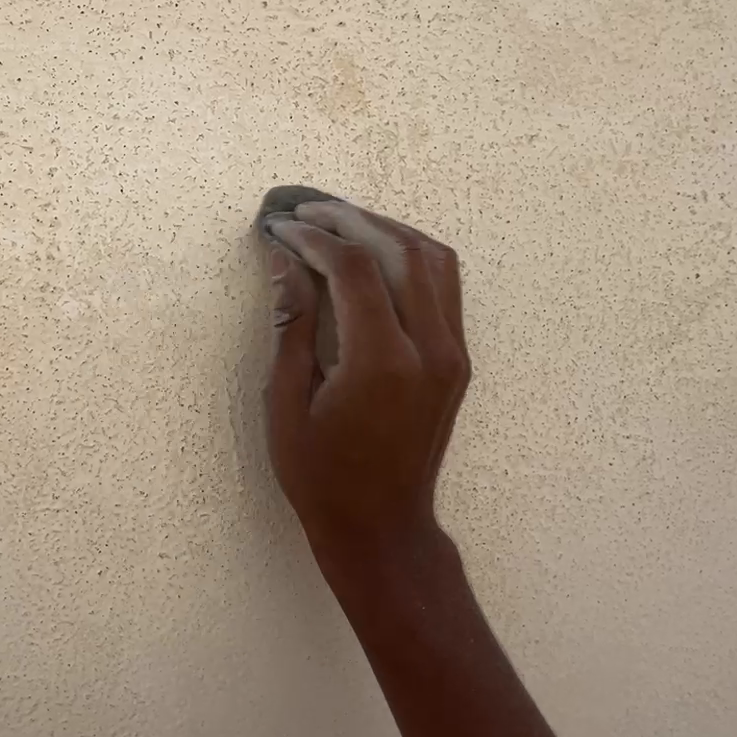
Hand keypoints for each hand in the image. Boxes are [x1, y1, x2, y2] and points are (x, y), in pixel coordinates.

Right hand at [261, 198, 469, 570]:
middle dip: (347, 219)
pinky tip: (373, 252)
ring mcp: (453, 352)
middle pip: (398, 250)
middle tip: (304, 211)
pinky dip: (408, 253)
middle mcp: (431, 348)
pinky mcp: (458, 358)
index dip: (312, 237)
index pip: (353, 267)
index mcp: (383, 362)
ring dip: (384, 228)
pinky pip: (443, 283)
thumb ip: (290, 324)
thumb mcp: (285, 401)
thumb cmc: (320, 474)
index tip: (278, 228)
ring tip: (337, 222)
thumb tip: (283, 261)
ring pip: (432, 258)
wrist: (381, 525)